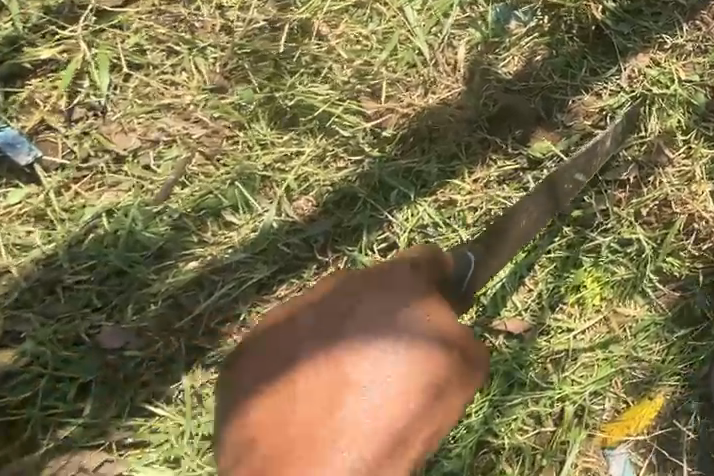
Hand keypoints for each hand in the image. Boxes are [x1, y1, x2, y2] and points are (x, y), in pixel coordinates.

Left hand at [215, 245, 488, 475]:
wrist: (315, 475)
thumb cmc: (402, 413)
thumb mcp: (468, 364)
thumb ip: (458, 328)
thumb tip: (441, 328)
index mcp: (399, 279)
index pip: (428, 260)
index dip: (438, 285)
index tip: (441, 312)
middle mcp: (342, 283)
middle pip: (373, 286)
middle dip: (384, 311)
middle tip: (389, 357)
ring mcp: (287, 316)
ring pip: (326, 314)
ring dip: (339, 334)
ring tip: (341, 383)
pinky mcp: (245, 354)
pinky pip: (284, 346)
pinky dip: (297, 363)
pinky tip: (304, 400)